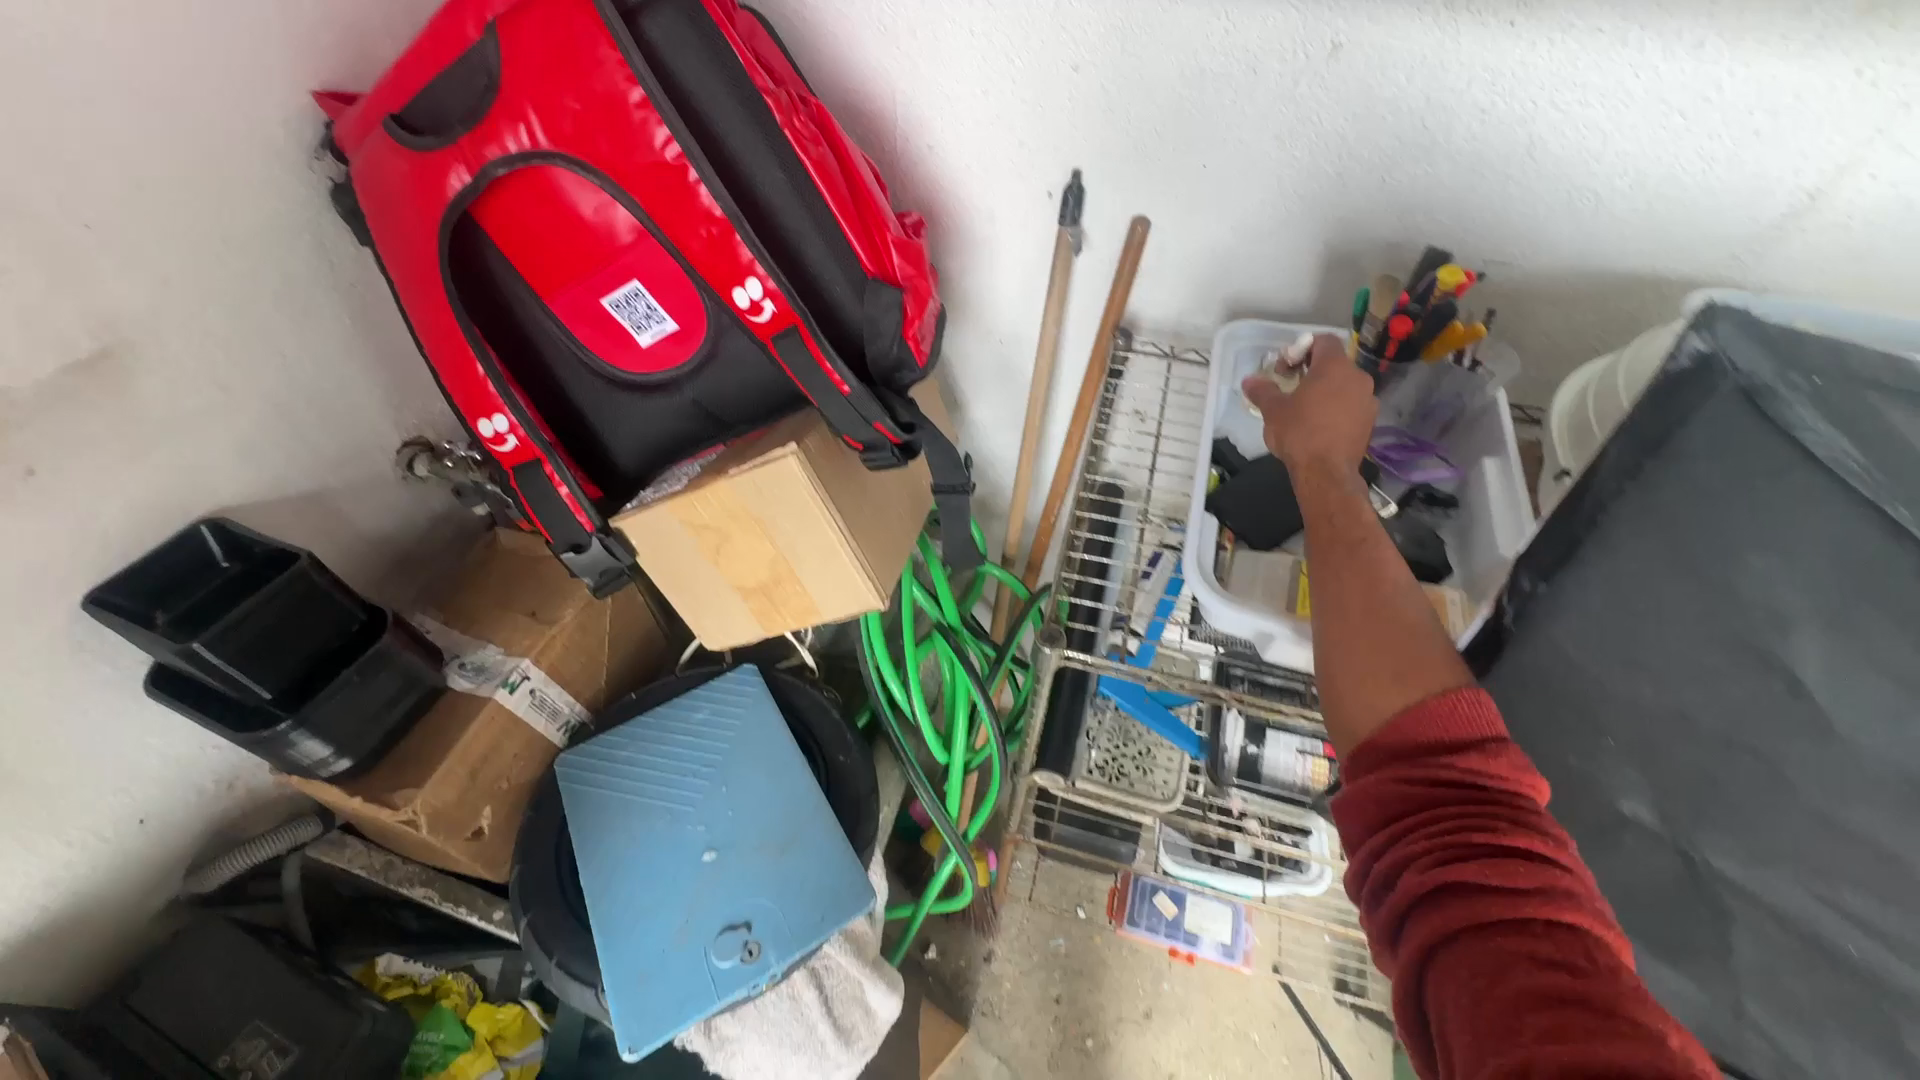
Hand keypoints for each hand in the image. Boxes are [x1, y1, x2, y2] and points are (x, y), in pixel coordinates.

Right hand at [1241, 333, 1376, 476]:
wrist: (1326, 472)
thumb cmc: (1299, 433)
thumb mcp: (1273, 410)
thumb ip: (1263, 391)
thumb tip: (1249, 381)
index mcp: (1334, 367)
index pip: (1324, 340)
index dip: (1303, 347)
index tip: (1286, 366)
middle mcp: (1357, 377)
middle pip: (1334, 363)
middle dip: (1312, 371)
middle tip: (1292, 387)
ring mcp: (1368, 400)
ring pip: (1344, 385)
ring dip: (1326, 390)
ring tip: (1305, 409)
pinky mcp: (1370, 421)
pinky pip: (1352, 405)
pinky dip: (1337, 408)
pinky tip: (1320, 426)